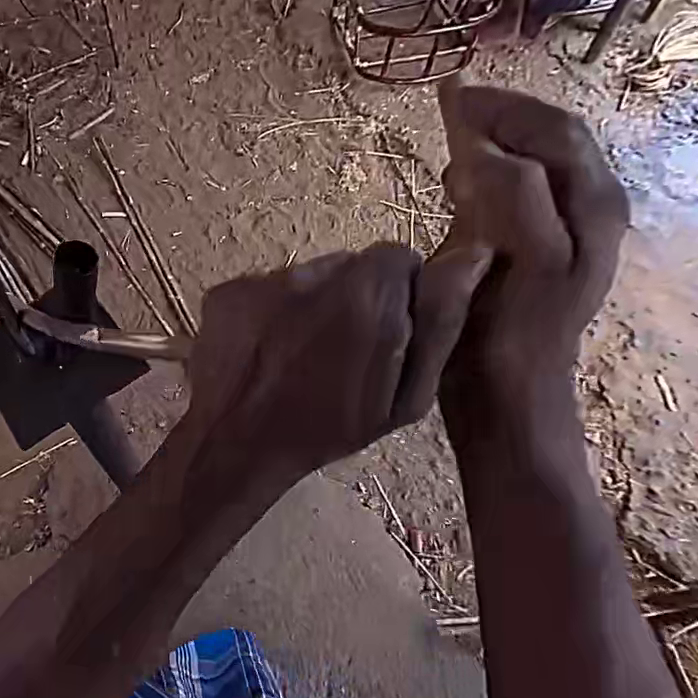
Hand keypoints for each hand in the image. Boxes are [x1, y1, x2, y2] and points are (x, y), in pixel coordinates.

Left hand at [185, 242, 489, 477]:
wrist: (236, 442)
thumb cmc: (328, 428)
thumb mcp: (404, 395)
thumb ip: (440, 321)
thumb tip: (472, 255)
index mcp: (366, 294)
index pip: (397, 257)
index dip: (398, 294)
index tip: (384, 333)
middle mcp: (311, 274)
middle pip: (348, 265)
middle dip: (353, 296)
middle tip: (338, 349)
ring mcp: (260, 280)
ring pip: (304, 276)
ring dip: (309, 304)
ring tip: (297, 353)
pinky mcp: (225, 290)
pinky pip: (262, 288)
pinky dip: (268, 311)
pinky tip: (265, 349)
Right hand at [436, 81, 628, 386]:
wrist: (510, 393)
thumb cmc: (505, 331)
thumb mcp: (519, 260)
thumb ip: (509, 196)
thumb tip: (479, 150)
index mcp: (590, 207)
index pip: (549, 133)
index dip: (499, 110)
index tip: (447, 93)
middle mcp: (592, 210)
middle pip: (553, 139)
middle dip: (502, 115)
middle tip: (450, 102)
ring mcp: (573, 231)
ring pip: (541, 161)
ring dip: (499, 138)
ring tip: (454, 129)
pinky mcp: (544, 249)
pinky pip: (524, 190)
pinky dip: (493, 170)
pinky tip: (460, 180)